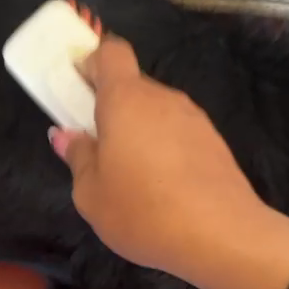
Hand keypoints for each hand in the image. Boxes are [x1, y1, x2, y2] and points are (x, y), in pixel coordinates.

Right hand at [51, 37, 261, 274]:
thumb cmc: (142, 211)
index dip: (91, 63)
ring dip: (139, 132)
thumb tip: (67, 135)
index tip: (76, 89)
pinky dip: (164, 150)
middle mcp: (162, 99)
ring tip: (130, 177)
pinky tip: (161, 190)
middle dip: (111, 108)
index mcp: (125, 100)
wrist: (221, 236)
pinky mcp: (214, 143)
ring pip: (156, 113)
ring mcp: (194, 119)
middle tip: (97, 148)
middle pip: (132, 86)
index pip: (110, 53)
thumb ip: (78, 157)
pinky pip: (178, 134)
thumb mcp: (91, 193)